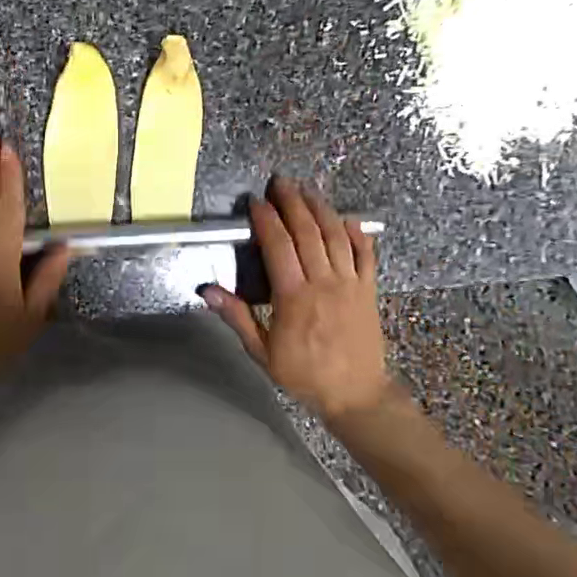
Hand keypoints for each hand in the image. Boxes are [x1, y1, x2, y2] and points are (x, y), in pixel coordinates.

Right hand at [202, 177, 408, 422]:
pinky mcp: (369, 290)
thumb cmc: (303, 375)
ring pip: (336, 236)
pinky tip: (348, 218)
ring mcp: (350, 283)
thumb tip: (208, 291)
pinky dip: (357, 233)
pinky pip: (366, 254)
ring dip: (321, 209)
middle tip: (281, 182)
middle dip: (293, 202)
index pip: (278, 245)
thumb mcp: (262, 352)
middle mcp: (323, 282)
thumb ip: (236, 316)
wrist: (356, 394)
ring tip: (307, 190)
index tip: (255, 202)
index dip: (266, 219)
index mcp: (293, 296)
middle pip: (308, 231)